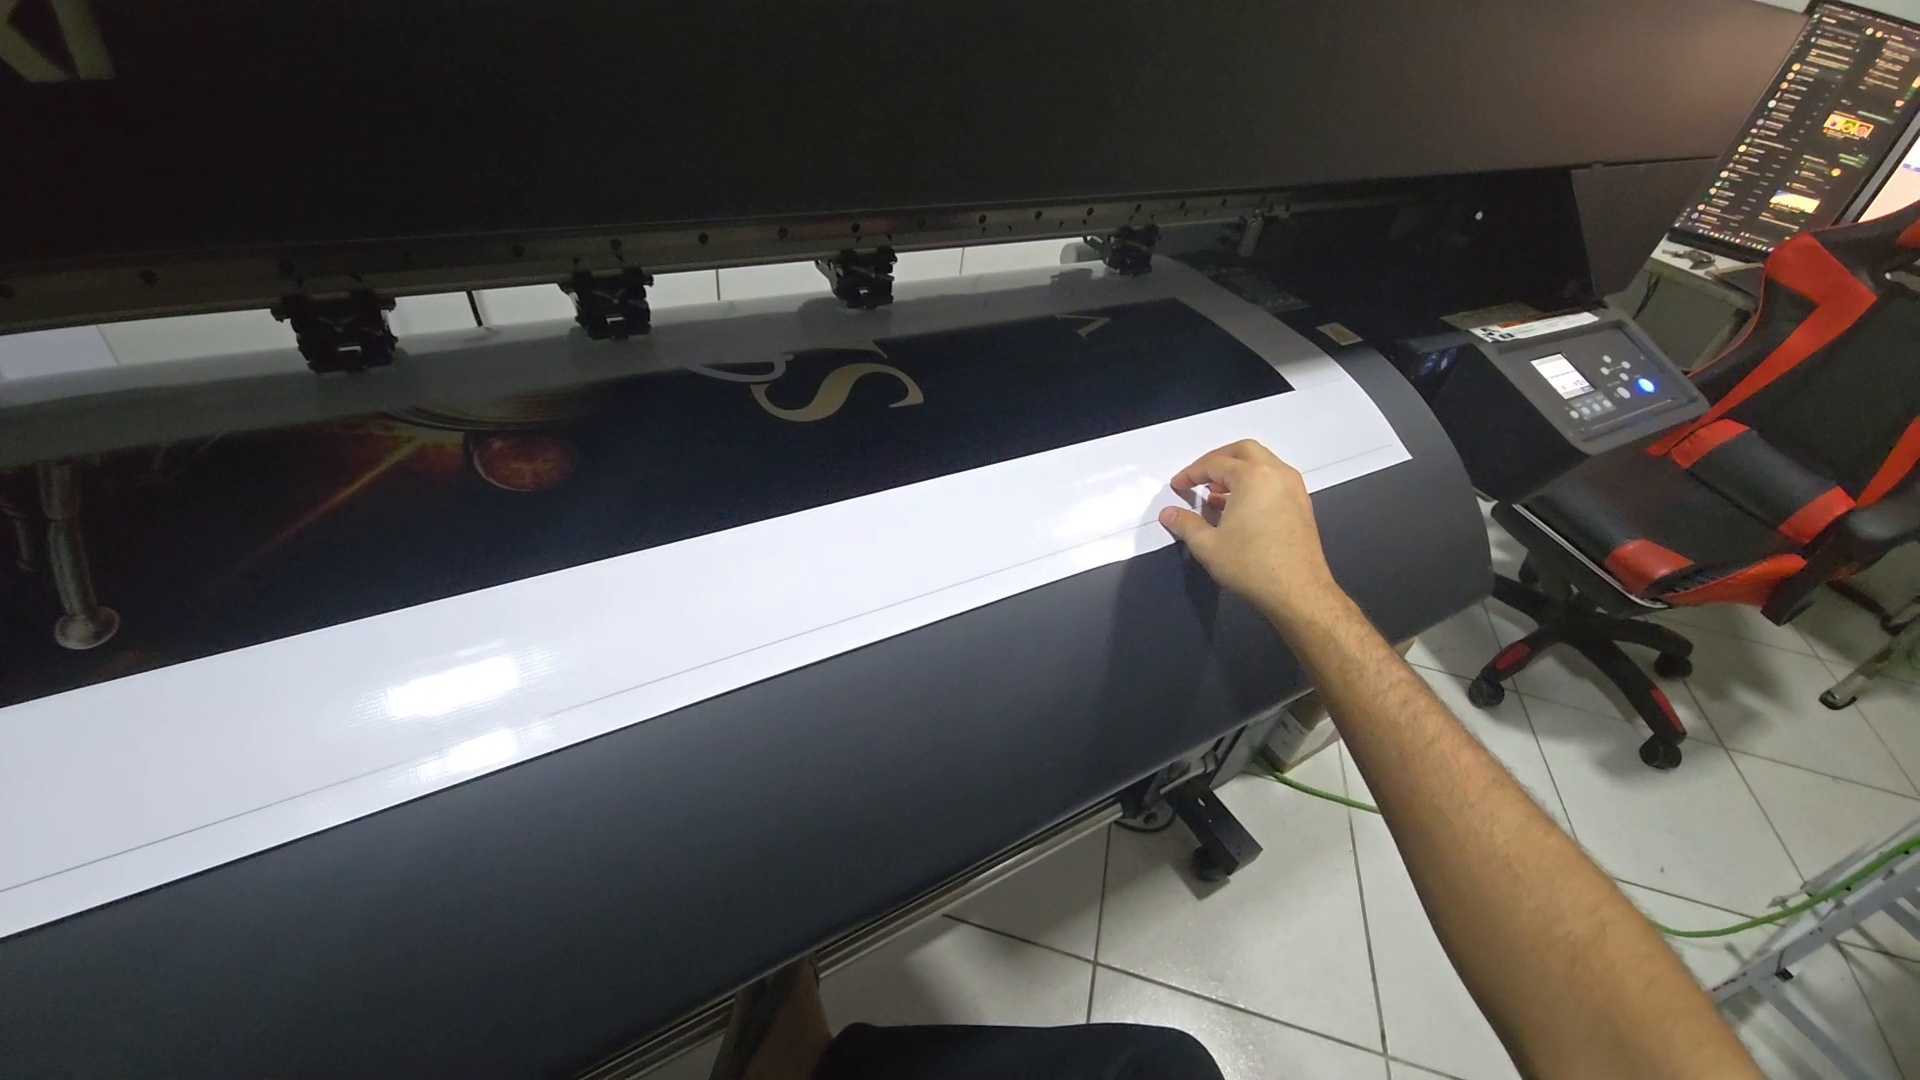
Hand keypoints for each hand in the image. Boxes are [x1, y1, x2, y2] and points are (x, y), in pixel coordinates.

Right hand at [1158, 440, 1342, 626]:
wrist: (1298, 591)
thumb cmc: (1250, 565)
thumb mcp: (1207, 545)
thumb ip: (1185, 524)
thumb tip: (1168, 514)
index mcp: (1253, 476)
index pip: (1215, 463)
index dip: (1191, 473)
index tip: (1177, 486)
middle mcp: (1277, 474)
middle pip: (1243, 451)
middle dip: (1217, 461)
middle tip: (1199, 477)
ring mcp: (1294, 488)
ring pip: (1262, 464)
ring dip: (1237, 472)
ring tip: (1216, 494)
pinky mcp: (1302, 505)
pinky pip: (1274, 480)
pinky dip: (1254, 484)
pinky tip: (1239, 508)